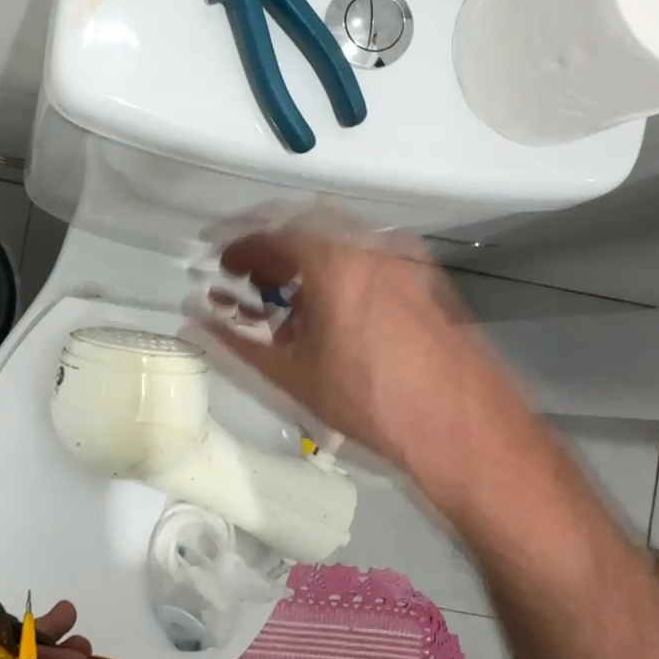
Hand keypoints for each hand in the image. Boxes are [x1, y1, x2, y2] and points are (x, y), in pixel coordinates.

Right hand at [207, 219, 533, 481]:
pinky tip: (325, 312)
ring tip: (280, 300)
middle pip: (307, 231)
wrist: (462, 426)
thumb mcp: (291, 374)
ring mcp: (406, 262)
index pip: (272, 236)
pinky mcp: (426, 282)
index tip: (219, 264)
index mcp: (334, 262)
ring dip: (303, 263)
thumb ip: (236, 342)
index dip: (238, 248)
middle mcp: (372, 248)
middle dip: (270, 252)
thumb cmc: (367, 400)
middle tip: (244, 277)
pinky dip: (336, 273)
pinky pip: (368, 261)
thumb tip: (196, 322)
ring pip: (340, 246)